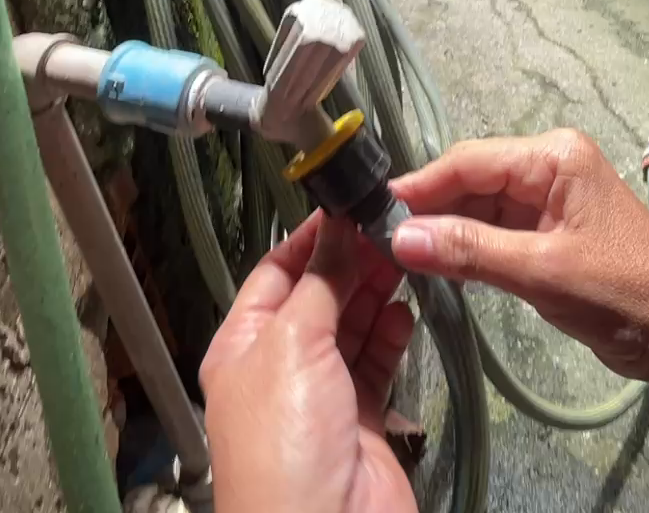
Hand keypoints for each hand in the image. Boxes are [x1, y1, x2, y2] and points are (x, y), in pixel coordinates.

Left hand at [200, 212, 418, 512]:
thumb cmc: (287, 439)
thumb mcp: (293, 342)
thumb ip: (320, 280)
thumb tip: (337, 225)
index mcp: (243, 343)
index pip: (276, 272)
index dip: (311, 239)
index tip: (347, 208)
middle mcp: (278, 364)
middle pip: (318, 296)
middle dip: (351, 263)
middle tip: (387, 230)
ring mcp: (321, 392)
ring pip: (351, 326)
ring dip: (374, 294)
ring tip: (403, 261)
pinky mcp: (360, 417)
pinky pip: (375, 363)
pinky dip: (390, 336)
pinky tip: (405, 313)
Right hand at [389, 129, 648, 393]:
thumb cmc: (629, 297)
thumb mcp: (545, 274)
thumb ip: (471, 252)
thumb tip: (399, 237)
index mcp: (553, 155)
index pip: (469, 160)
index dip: (421, 186)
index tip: (374, 212)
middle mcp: (547, 164)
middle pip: (471, 179)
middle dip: (431, 209)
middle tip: (382, 240)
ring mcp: (547, 196)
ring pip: (479, 206)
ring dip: (447, 230)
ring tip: (401, 254)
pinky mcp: (548, 228)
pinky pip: (495, 229)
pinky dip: (469, 247)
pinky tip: (440, 264)